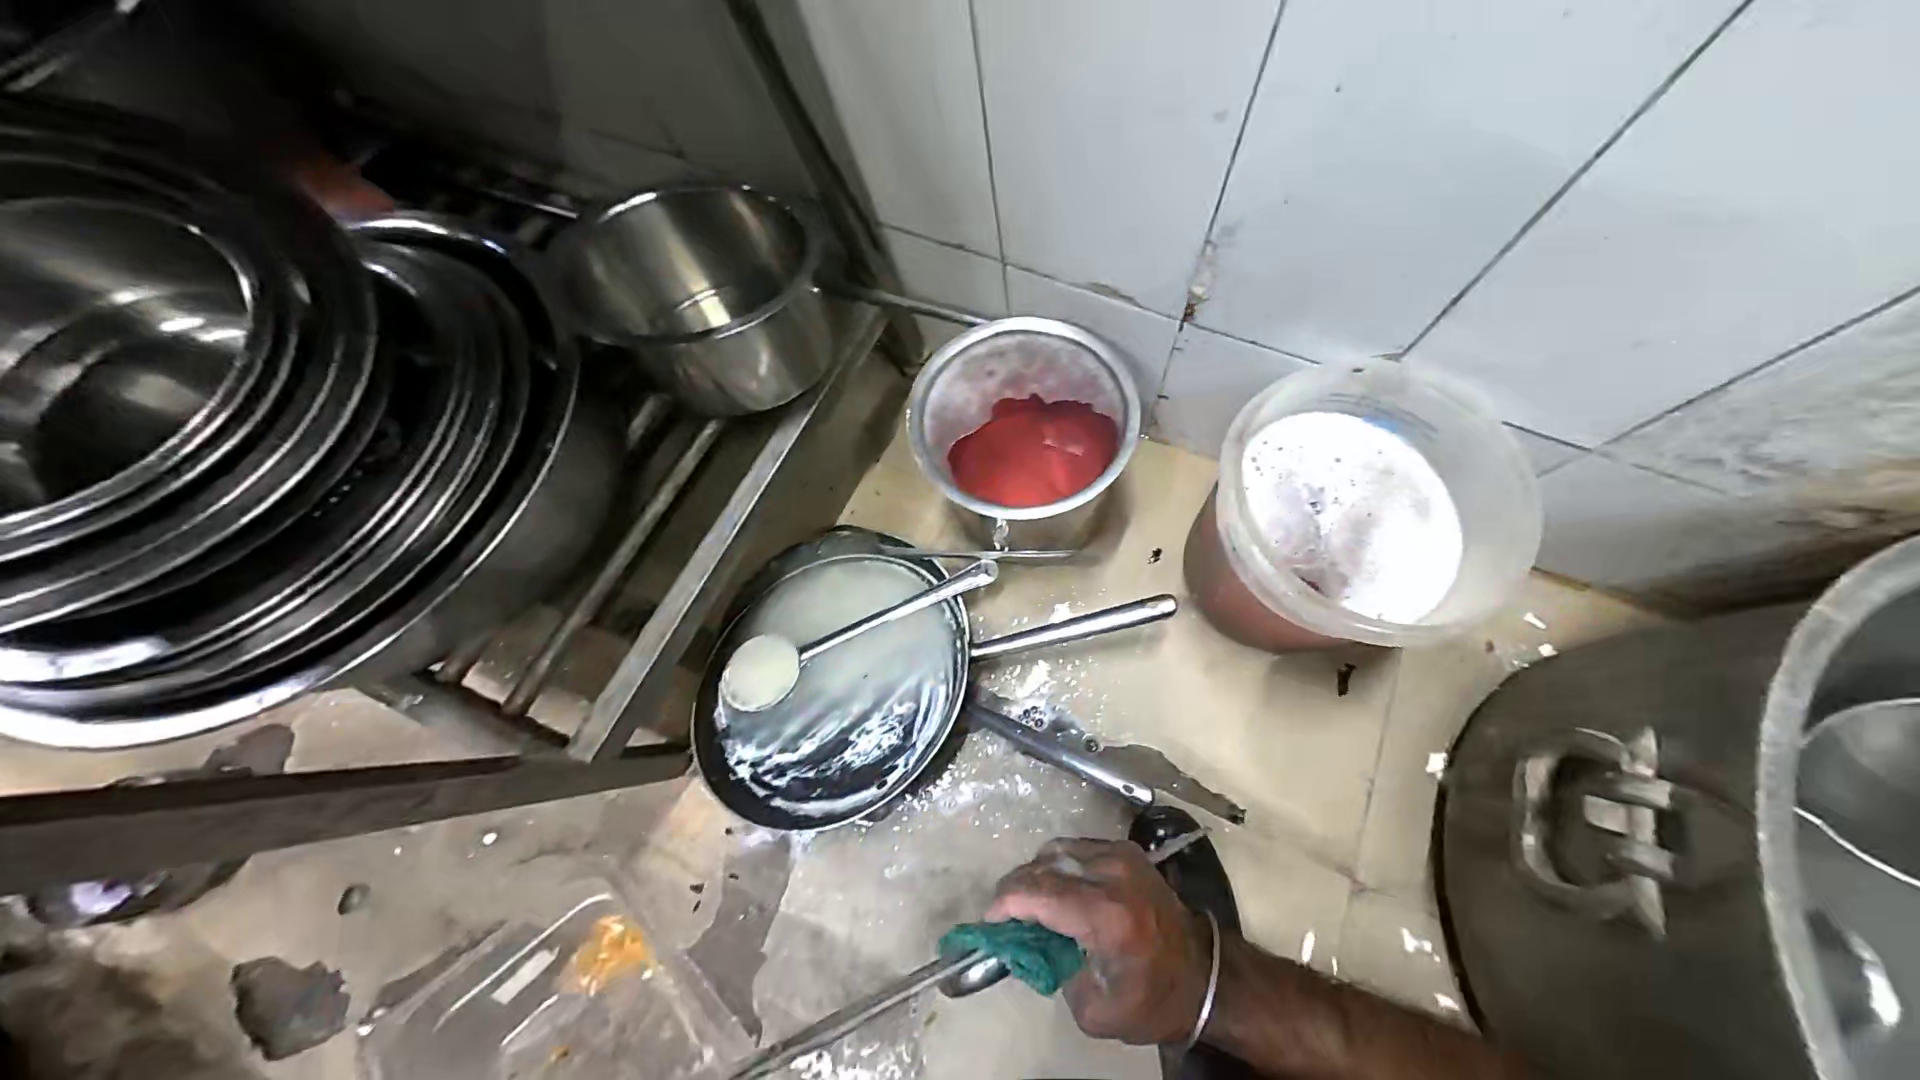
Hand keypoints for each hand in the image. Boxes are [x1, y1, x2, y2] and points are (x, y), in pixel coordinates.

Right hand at [985, 838, 1208, 1044]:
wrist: (1205, 973)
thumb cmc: (1152, 999)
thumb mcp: (1094, 1008)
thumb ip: (1052, 969)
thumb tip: (1025, 941)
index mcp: (1108, 917)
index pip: (1041, 893)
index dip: (1007, 902)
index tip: (991, 919)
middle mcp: (1112, 875)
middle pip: (1044, 866)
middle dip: (1016, 888)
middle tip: (1005, 913)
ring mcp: (1120, 856)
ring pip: (1057, 850)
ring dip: (1036, 873)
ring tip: (1030, 900)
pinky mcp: (1125, 849)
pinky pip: (1076, 847)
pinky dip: (1058, 865)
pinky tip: (1057, 887)